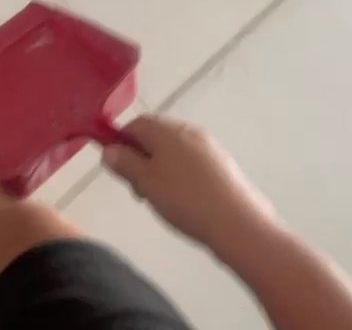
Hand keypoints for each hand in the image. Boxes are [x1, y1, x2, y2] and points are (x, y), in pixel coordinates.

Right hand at [102, 117, 279, 254]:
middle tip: (140, 191)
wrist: (242, 227)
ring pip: (174, 152)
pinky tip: (187, 203)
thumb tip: (109, 150)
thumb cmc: (185, 200)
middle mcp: (187, 130)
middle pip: (155, 137)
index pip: (134, 124)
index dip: (121, 143)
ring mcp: (209, 147)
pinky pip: (193, 164)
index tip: (119, 170)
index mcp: (166, 129)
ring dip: (162, 170)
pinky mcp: (224, 166)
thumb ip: (124, 163)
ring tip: (164, 201)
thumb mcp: (145, 183)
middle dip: (142, 159)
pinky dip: (183, 177)